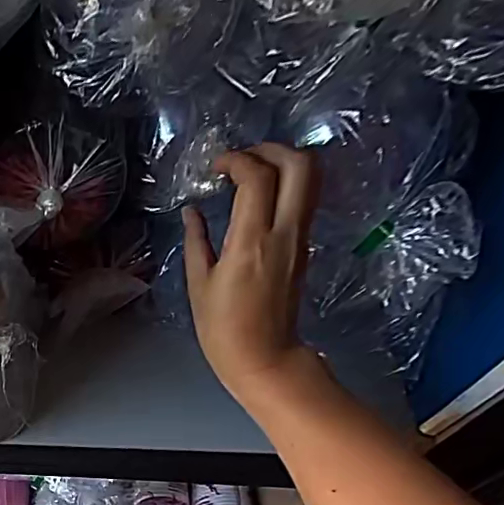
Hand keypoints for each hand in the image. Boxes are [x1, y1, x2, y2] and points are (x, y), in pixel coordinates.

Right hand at [183, 144, 321, 394]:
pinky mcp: (304, 245)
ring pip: (311, 177)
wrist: (262, 354)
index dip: (237, 161)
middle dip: (271, 150)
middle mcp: (284, 231)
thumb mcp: (198, 285)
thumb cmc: (221, 327)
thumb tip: (192, 213)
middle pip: (299, 165)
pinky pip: (304, 199)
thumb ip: (197, 242)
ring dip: (285, 162)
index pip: (257, 179)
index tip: (216, 165)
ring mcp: (300, 236)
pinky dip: (287, 184)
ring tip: (254, 170)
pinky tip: (260, 196)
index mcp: (251, 241)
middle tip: (242, 158)